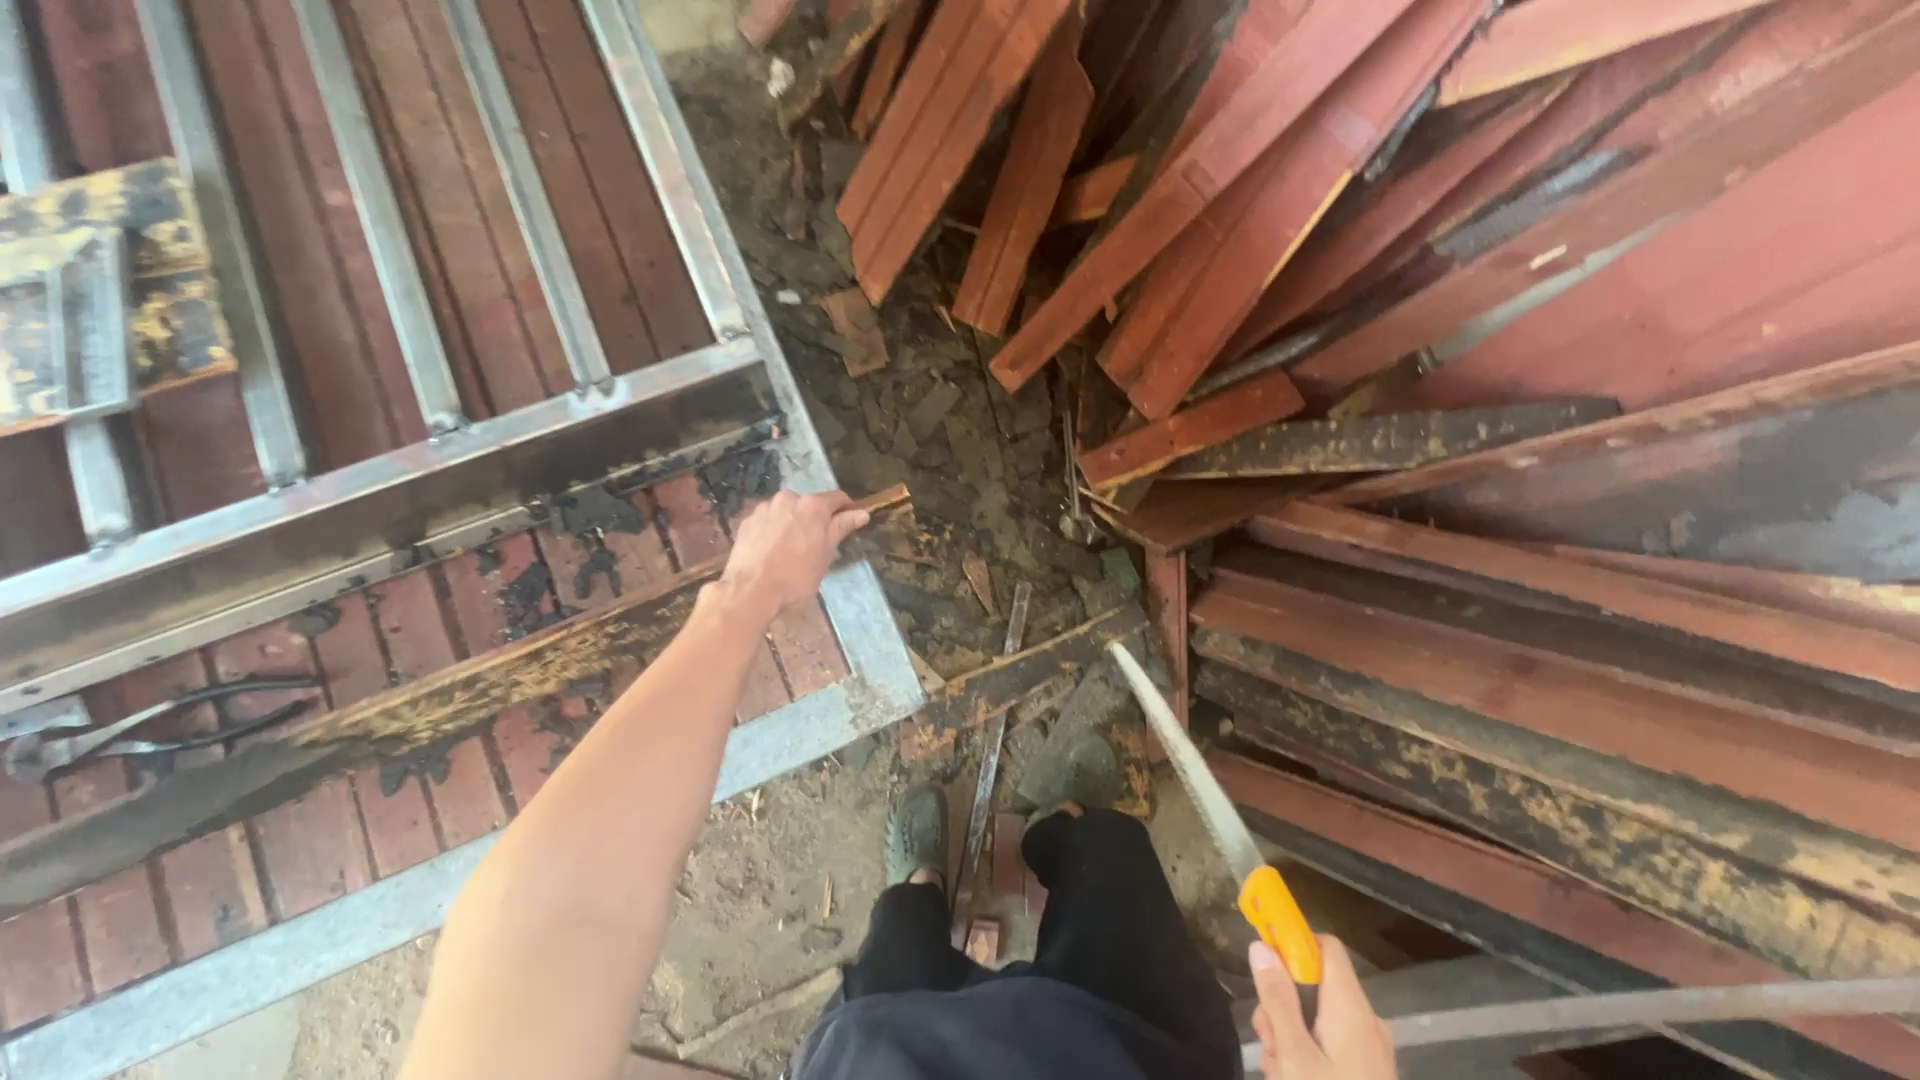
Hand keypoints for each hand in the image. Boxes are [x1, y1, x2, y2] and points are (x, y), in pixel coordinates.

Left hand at [716, 491, 868, 621]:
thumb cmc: (795, 577)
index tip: (850, 522)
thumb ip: (841, 528)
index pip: (837, 498)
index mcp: (812, 505)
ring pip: (786, 512)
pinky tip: (771, 551)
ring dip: (792, 524)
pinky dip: (773, 530)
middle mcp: (788, 498)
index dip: (846, 509)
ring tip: (790, 549)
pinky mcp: (746, 521)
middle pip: (809, 504)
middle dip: (815, 519)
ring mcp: (764, 508)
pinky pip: (768, 521)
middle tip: (817, 544)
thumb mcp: (825, 555)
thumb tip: (862, 513)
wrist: (750, 592)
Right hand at [1250, 936, 1395, 1079]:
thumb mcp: (1293, 1055)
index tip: (1263, 963)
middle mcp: (1365, 1021)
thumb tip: (1261, 946)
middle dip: (1282, 1004)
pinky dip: (1307, 1053)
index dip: (1293, 944)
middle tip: (1266, 1038)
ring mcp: (1369, 1049)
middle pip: (1315, 985)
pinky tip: (1291, 1079)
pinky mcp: (1367, 1071)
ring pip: (1317, 1018)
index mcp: (1351, 1008)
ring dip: (1289, 1035)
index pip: (1325, 947)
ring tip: (1277, 1070)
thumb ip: (1277, 999)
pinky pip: (1330, 1044)